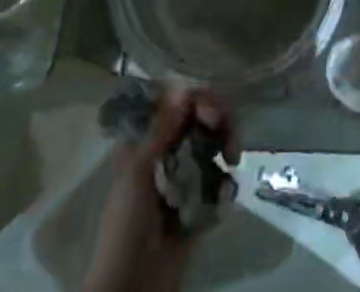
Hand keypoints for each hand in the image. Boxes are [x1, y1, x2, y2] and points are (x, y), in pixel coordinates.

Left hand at [84, 90, 237, 291]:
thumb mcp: (138, 173)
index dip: (194, 98)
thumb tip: (182, 88)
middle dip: (217, 121)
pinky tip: (228, 193)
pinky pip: (218, 185)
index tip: (209, 108)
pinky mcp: (198, 206)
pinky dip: (226, 185)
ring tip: (233, 160)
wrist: (133, 288)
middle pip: (197, 122)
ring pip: (211, 149)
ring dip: (225, 147)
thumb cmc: (125, 226)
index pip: (172, 104)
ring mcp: (182, 180)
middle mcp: (163, 153)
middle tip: (228, 134)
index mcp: (142, 141)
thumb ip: (160, 131)